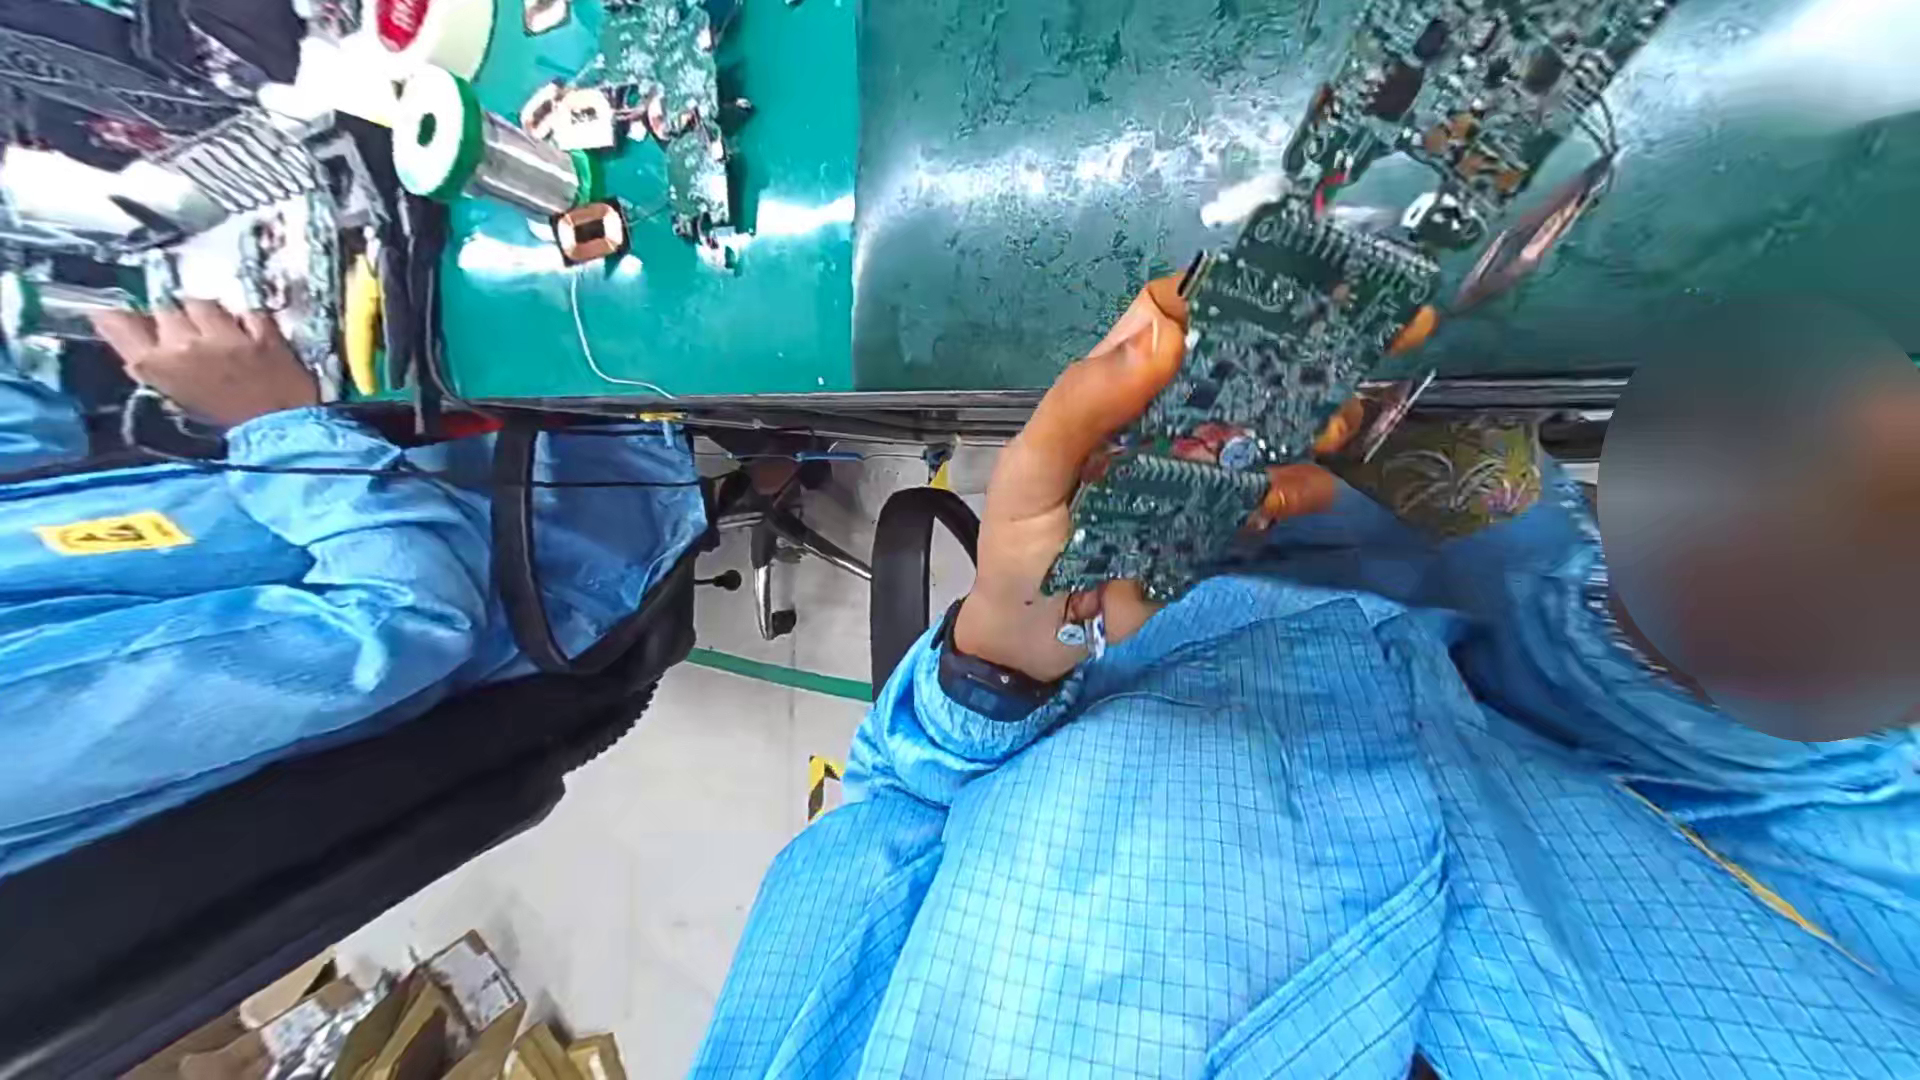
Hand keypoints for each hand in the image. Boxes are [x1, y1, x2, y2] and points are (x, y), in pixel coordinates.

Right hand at [92, 300, 317, 426]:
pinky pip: (251, 314)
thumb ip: (152, 362)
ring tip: (221, 326)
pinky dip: (250, 319)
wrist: (280, 427)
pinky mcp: (266, 339)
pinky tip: (253, 330)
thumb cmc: (225, 416)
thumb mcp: (173, 392)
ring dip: (210, 312)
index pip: (115, 321)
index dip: (127, 318)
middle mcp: (183, 344)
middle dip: (177, 318)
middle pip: (165, 309)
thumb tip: (144, 335)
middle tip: (193, 331)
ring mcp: (226, 339)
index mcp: (152, 362)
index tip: (143, 322)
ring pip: (203, 305)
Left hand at [954, 276, 1358, 680]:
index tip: (1281, 295)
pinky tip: (1289, 499)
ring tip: (1327, 433)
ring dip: (1306, 422)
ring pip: (1263, 426)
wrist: (1035, 635)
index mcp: (1108, 394)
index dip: (1217, 298)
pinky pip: (1264, 494)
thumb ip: (1079, 406)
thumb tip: (1165, 336)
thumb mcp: (1030, 474)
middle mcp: (1156, 420)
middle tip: (1357, 350)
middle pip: (1232, 366)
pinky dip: (1291, 490)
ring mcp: (1190, 470)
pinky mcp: (1211, 519)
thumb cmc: (1018, 548)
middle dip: (1294, 352)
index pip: (1165, 320)